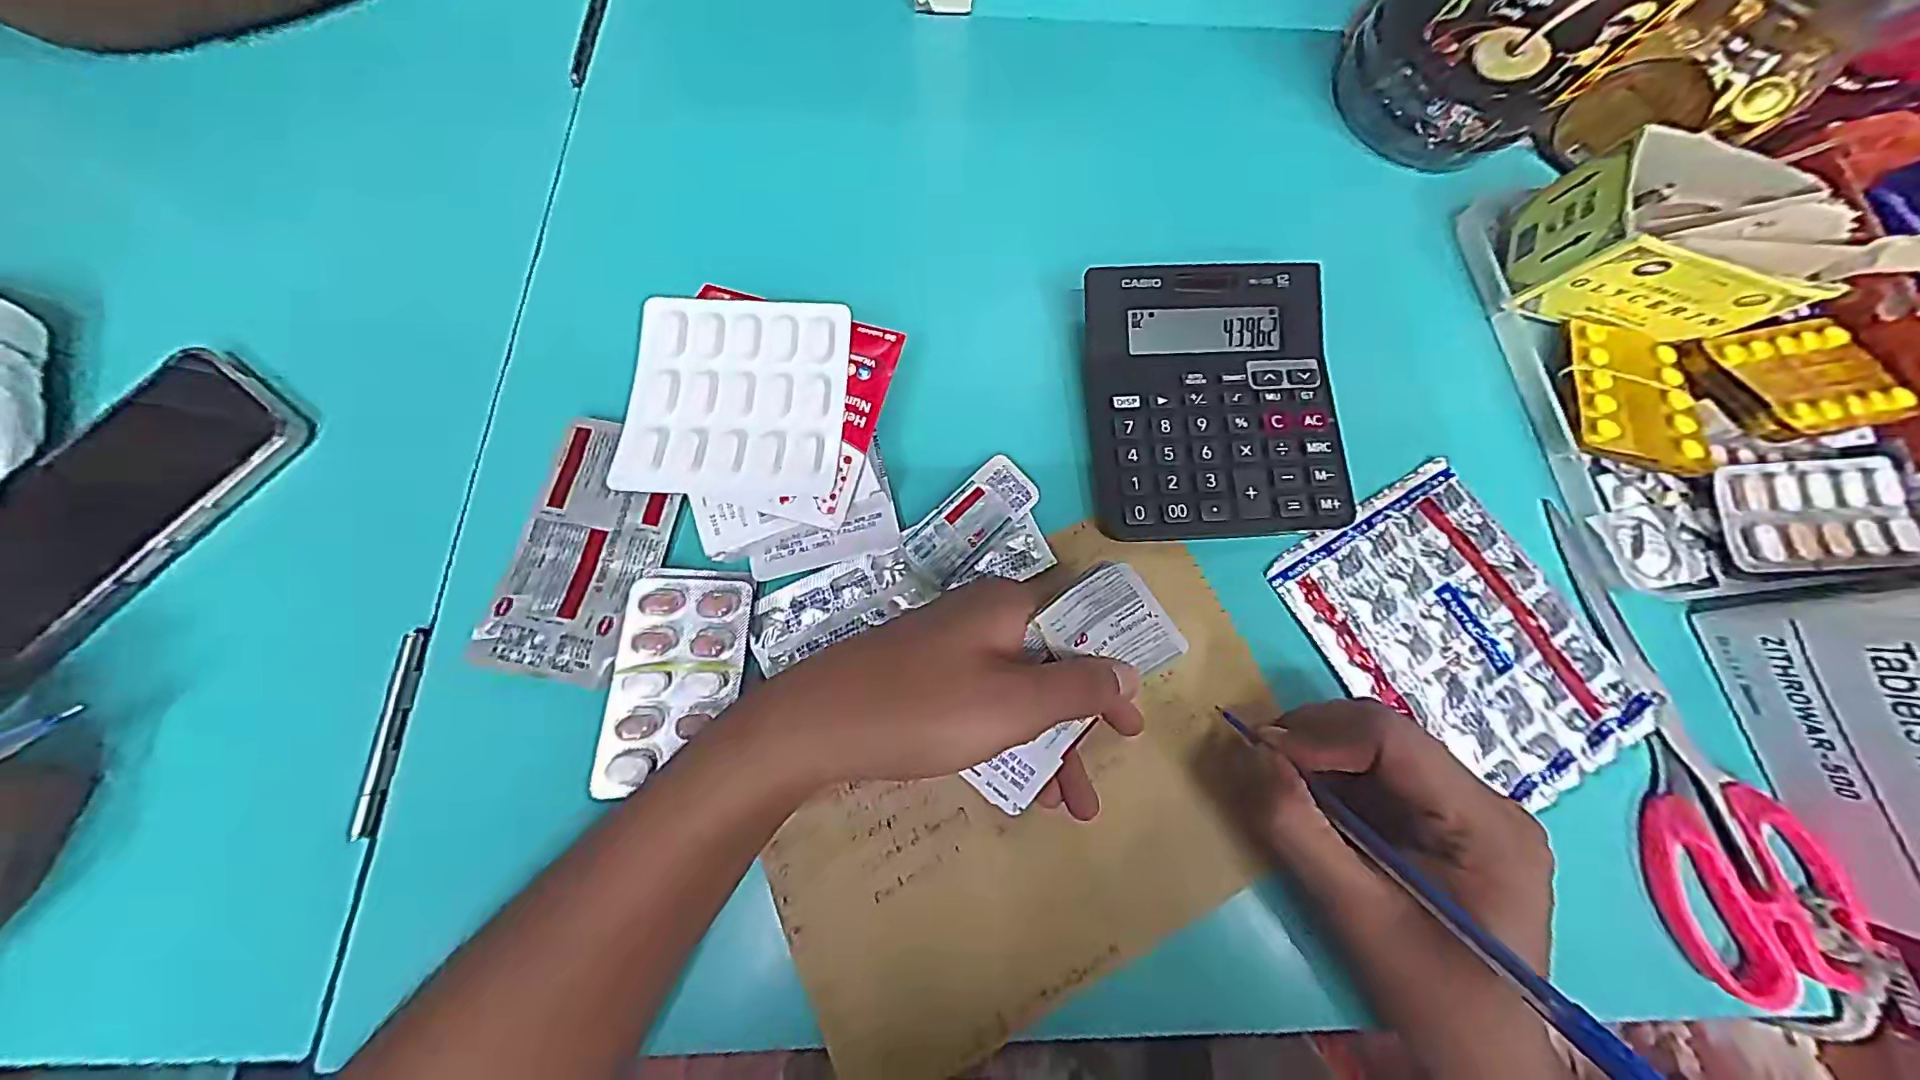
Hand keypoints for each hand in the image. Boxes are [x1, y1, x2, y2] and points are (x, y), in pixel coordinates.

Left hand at [729, 576, 1144, 819]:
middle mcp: (983, 618)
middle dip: (1077, 730)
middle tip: (1090, 788)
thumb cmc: (921, 709)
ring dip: (1045, 746)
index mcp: (1008, 606)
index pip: (1082, 624)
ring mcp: (951, 649)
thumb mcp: (1013, 703)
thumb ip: (1076, 686)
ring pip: (1018, 692)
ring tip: (1062, 806)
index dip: (1112, 672)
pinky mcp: (926, 679)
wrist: (812, 726)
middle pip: (1051, 664)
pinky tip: (1017, 788)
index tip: (1129, 725)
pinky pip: (983, 704)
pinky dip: (1006, 741)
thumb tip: (1125, 671)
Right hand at [1244, 700, 1559, 1079]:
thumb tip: (1250, 753)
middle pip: (1382, 735)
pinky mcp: (1440, 824)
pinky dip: (1326, 780)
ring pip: (1372, 750)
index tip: (1256, 751)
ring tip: (1271, 780)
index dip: (1316, 734)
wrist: (1486, 1064)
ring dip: (1314, 758)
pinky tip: (1303, 801)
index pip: (1392, 739)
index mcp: (1487, 823)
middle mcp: (1484, 803)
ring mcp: (1465, 811)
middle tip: (1255, 761)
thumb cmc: (1434, 999)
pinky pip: (1372, 778)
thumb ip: (1299, 830)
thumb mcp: (1358, 915)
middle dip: (1310, 741)